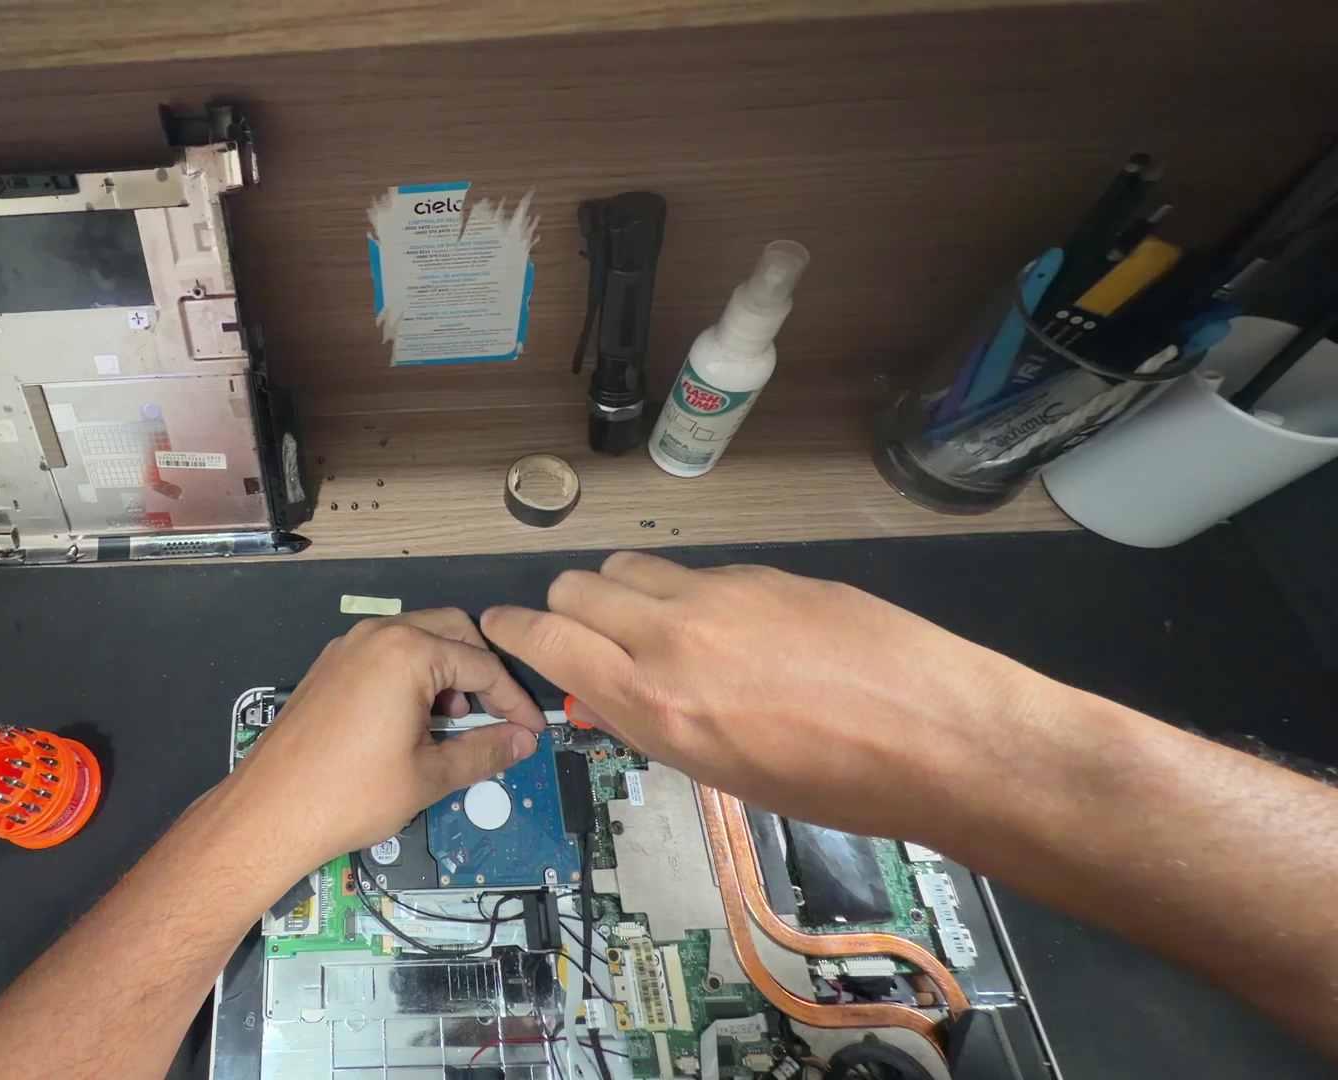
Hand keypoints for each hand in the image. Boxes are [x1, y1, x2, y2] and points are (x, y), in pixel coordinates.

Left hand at [223, 609, 546, 867]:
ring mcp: (348, 645)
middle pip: (452, 631)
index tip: (531, 729)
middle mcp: (377, 634)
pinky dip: (412, 673)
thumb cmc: (351, 793)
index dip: (513, 699)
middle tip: (495, 714)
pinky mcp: (331, 664)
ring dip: (446, 670)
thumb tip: (522, 741)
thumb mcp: (428, 775)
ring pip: (417, 638)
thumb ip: (484, 751)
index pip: (481, 664)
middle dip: (481, 670)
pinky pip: (386, 652)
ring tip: (449, 723)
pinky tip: (412, 718)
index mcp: (407, 652)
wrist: (269, 810)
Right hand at [481, 552, 1052, 841]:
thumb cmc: (828, 782)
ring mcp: (715, 593)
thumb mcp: (715, 770)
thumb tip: (599, 691)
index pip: (545, 636)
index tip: (499, 625)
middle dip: (566, 608)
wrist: (945, 738)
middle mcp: (669, 636)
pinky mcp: (757, 571)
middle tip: (591, 635)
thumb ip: (642, 718)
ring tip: (655, 624)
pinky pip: (690, 570)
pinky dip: (684, 593)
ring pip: (624, 566)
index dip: (510, 628)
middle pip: (573, 585)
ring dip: (621, 592)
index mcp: (653, 701)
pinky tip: (730, 625)